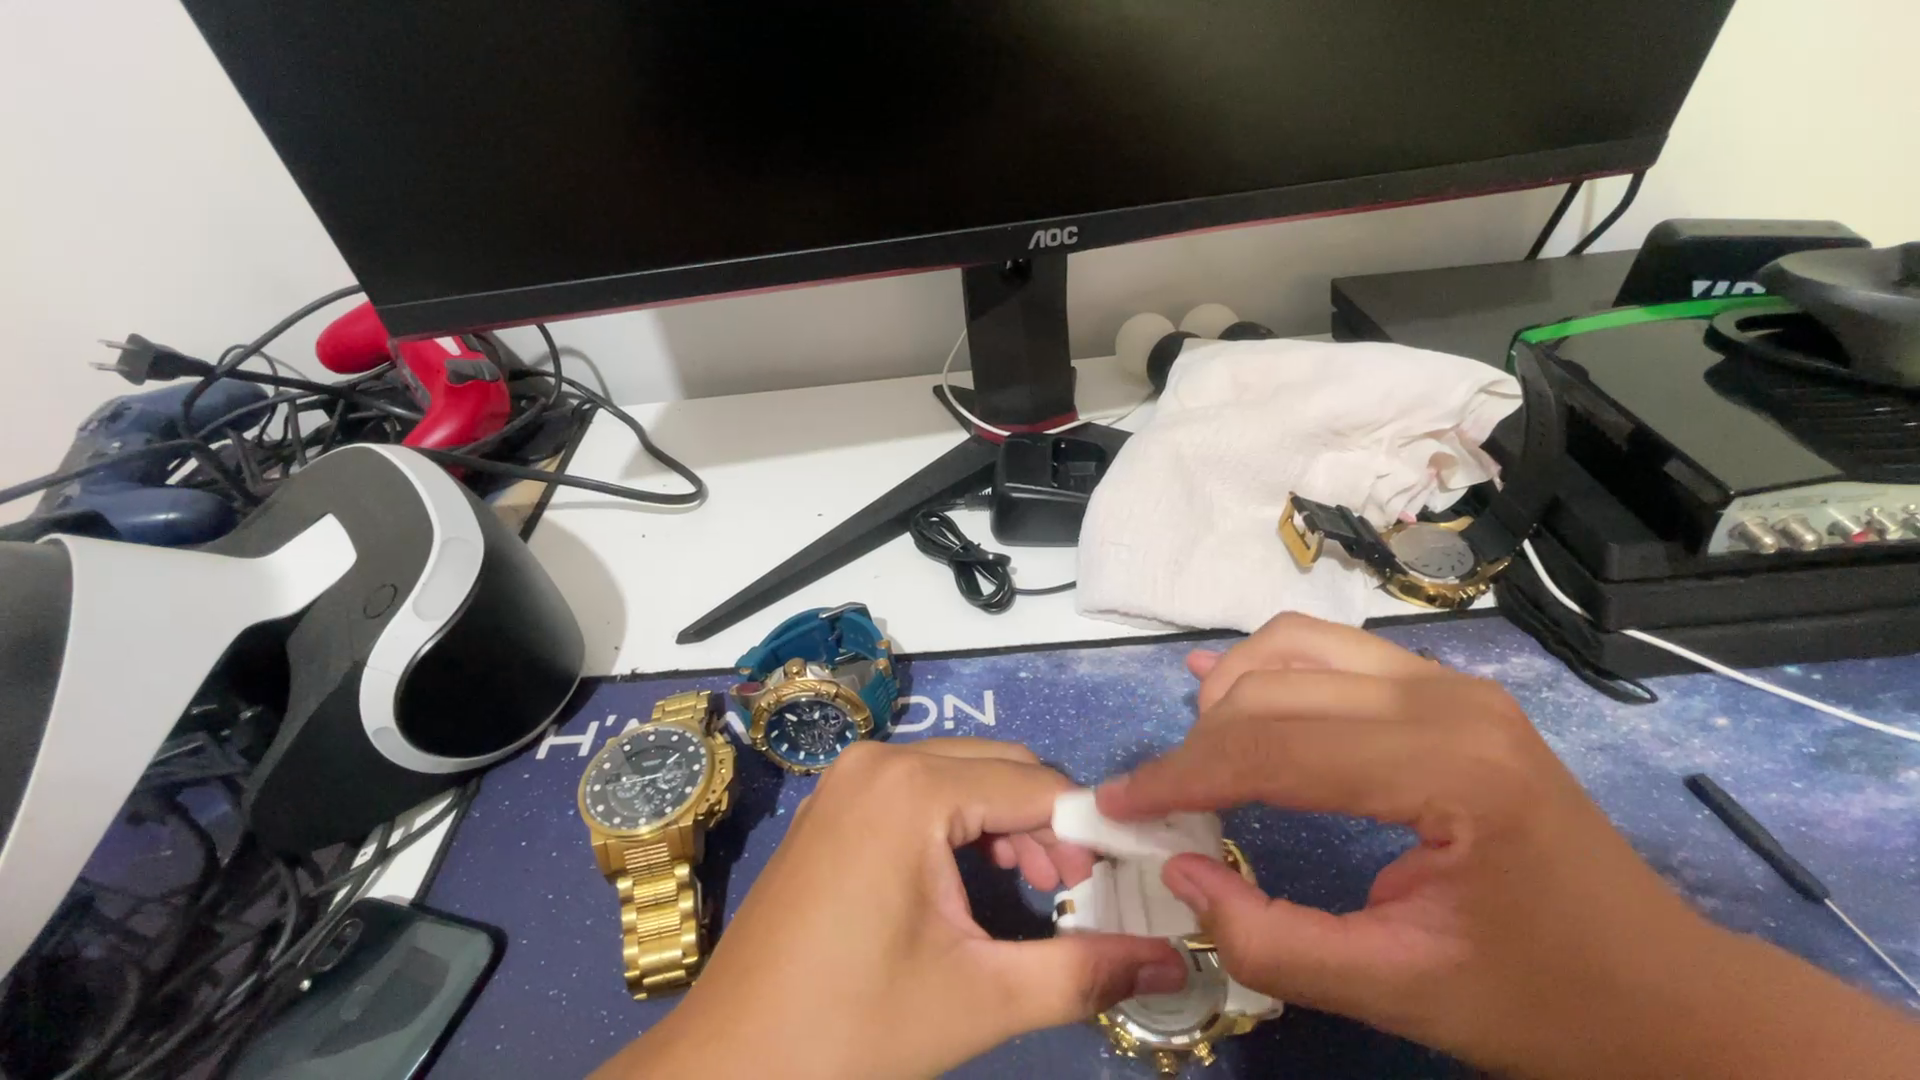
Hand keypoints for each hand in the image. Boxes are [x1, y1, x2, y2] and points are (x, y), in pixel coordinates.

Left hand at [598, 738, 1184, 1079]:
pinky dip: (960, 822)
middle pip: (998, 768)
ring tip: (1027, 890)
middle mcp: (879, 760)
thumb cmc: (852, 1028)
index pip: (1034, 783)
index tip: (1118, 880)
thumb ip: (1084, 972)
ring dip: (1006, 823)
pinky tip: (969, 879)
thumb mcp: (979, 999)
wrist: (727, 1064)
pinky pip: (920, 790)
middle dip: (1046, 823)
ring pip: (961, 776)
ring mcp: (848, 778)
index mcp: (911, 789)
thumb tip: (1173, 961)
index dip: (1088, 827)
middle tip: (1070, 893)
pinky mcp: (834, 803)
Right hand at [1097, 613, 1919, 1079]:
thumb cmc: (1547, 1003)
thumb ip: (1273, 942)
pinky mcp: (1444, 691)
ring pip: (1295, 645)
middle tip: (1154, 801)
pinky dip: (1267, 672)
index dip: (1181, 775)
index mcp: (1451, 771)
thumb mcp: (1400, 993)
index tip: (1117, 804)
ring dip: (1229, 694)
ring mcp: (1449, 685)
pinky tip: (1226, 693)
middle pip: (1275, 688)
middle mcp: (1447, 702)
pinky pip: (1330, 652)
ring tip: (1194, 759)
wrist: (1672, 994)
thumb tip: (1178, 869)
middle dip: (1196, 743)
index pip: (1276, 748)